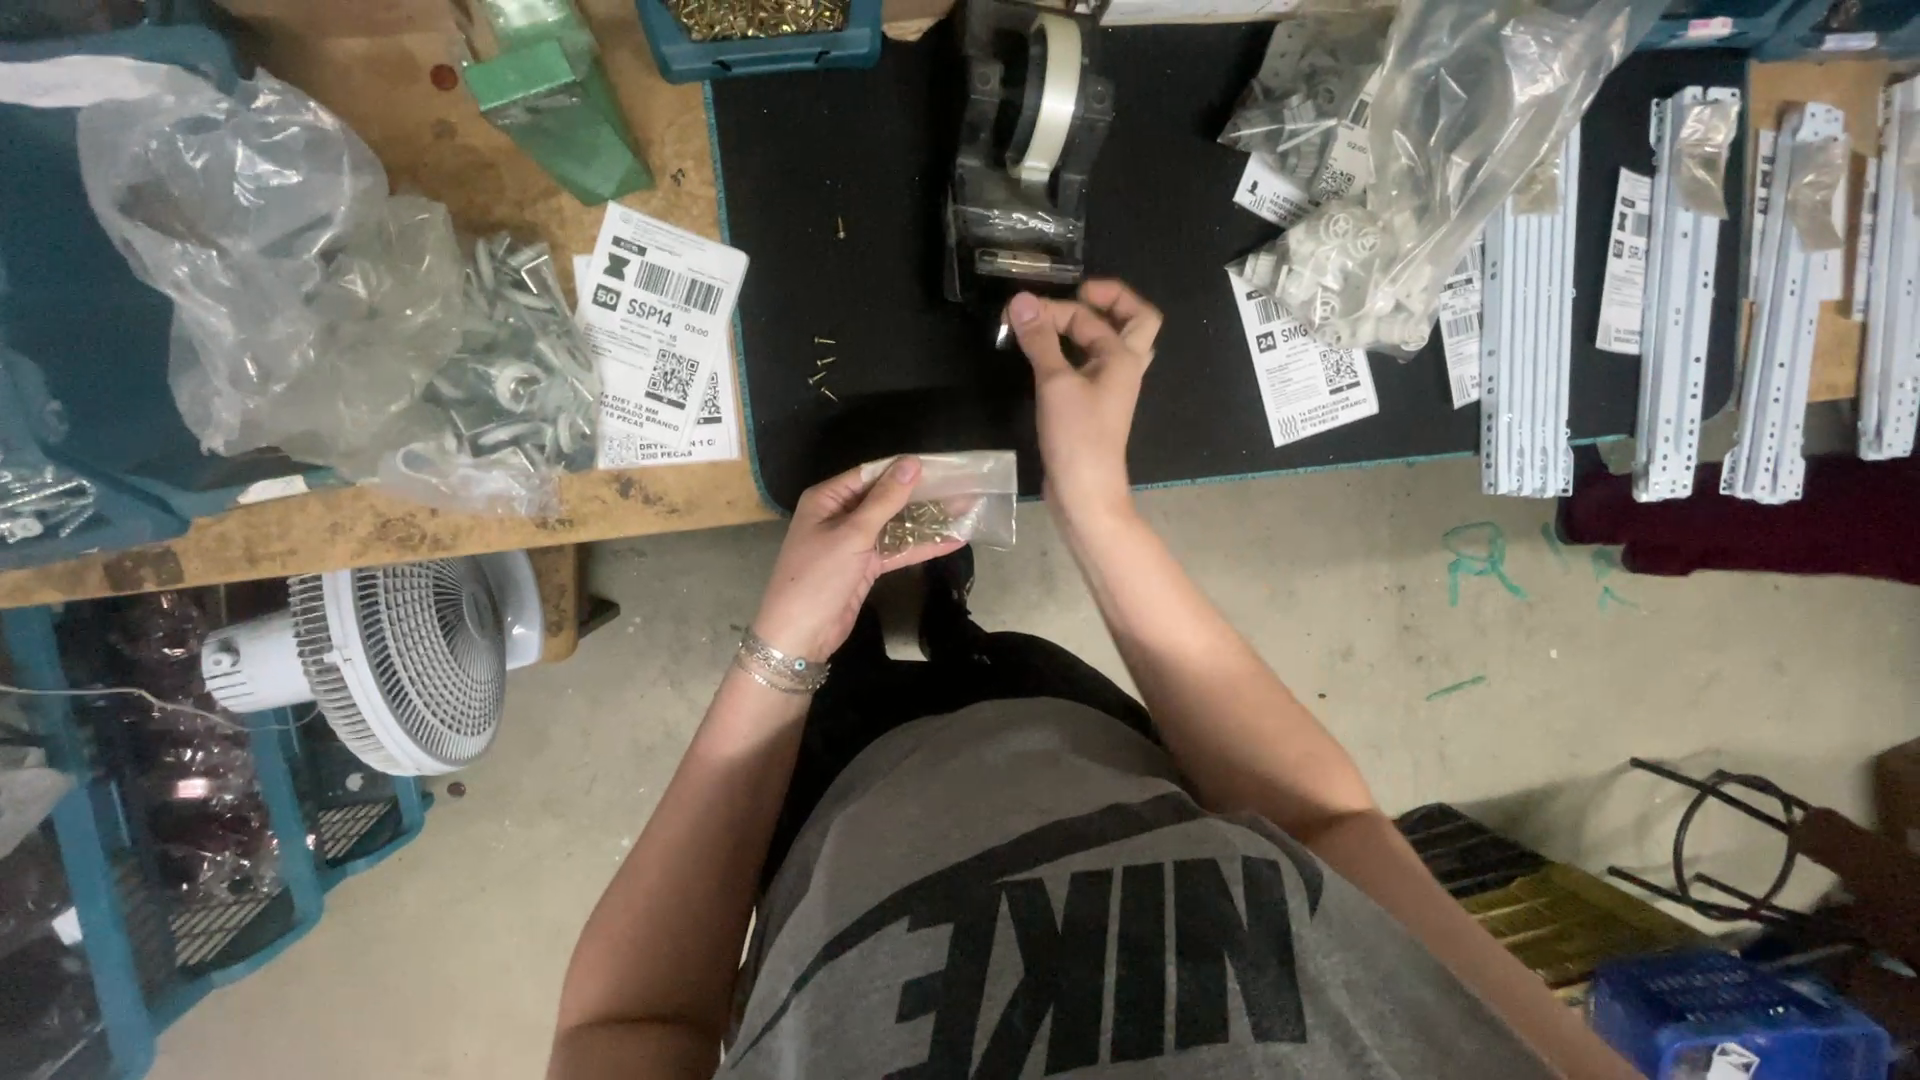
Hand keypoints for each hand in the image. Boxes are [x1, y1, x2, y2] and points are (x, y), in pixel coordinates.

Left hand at [750, 456, 963, 662]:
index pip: (870, 474)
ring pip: (895, 525)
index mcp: (827, 499)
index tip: (940, 465)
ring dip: (926, 521)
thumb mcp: (852, 534)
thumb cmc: (819, 576)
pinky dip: (921, 546)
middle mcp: (840, 515)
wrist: (800, 634)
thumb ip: (885, 499)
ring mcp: (854, 542)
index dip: (903, 469)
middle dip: (921, 495)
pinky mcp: (865, 566)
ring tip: (965, 510)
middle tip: (960, 487)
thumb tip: (911, 462)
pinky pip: (896, 550)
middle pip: (885, 499)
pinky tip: (951, 540)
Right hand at [1006, 280, 1161, 524]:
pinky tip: (1050, 357)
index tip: (1024, 312)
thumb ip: (1039, 340)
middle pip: (1134, 321)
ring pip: (1113, 344)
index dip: (1057, 308)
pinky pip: (1092, 366)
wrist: (1085, 491)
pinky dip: (1076, 352)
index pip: (1091, 317)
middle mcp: (1125, 368)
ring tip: (1057, 322)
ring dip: (1091, 327)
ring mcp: (1111, 389)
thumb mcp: (1055, 383)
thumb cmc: (1077, 436)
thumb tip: (1021, 300)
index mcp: (1124, 358)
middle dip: (1110, 301)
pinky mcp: (1095, 406)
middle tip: (1078, 294)